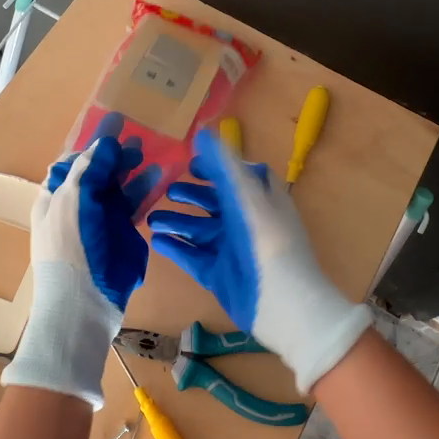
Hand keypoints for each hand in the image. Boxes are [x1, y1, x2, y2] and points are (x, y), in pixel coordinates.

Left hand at [0, 113, 153, 407]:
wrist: (82, 305)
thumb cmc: (70, 248)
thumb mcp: (72, 201)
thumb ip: (88, 169)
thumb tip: (103, 142)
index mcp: (57, 195)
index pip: (75, 159)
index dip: (93, 140)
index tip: (115, 119)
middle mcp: (80, 204)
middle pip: (100, 169)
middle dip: (117, 151)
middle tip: (139, 134)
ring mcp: (103, 220)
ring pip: (120, 185)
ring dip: (134, 166)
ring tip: (152, 149)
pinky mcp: (124, 235)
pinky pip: (136, 204)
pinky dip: (147, 187)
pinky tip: (161, 174)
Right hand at [146, 129, 369, 392]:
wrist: (287, 305)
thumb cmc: (269, 243)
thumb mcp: (247, 197)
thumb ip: (225, 165)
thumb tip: (204, 132)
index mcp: (259, 199)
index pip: (237, 176)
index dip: (216, 168)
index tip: (190, 163)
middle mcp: (245, 222)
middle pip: (215, 202)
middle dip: (192, 195)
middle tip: (164, 189)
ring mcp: (232, 250)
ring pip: (200, 230)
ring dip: (177, 221)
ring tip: (151, 217)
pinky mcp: (220, 275)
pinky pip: (193, 257)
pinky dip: (176, 247)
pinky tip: (155, 241)